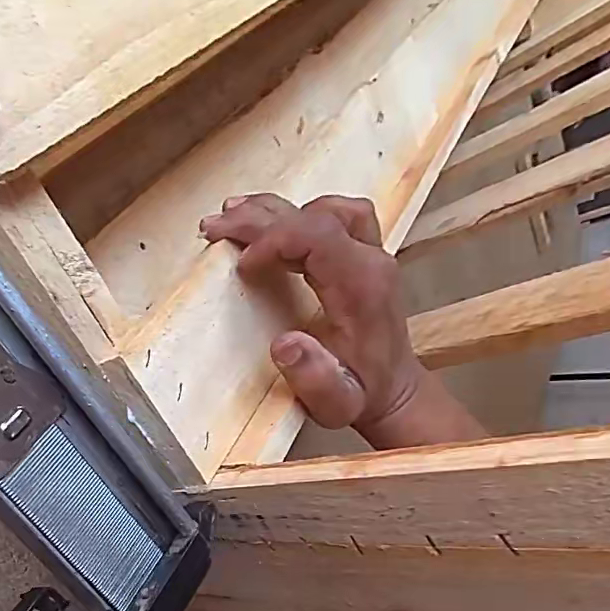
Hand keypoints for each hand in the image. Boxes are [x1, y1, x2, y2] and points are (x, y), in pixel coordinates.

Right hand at [200, 193, 483, 448]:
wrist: (395, 392)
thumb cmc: (362, 396)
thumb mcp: (337, 403)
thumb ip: (314, 378)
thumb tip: (284, 344)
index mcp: (362, 288)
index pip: (317, 235)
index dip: (272, 241)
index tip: (242, 267)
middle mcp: (371, 261)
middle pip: (314, 215)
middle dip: (258, 219)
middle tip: (214, 229)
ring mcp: (372, 254)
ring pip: (324, 208)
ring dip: (275, 211)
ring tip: (231, 214)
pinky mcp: (365, 255)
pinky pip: (334, 215)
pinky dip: (297, 214)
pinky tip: (268, 222)